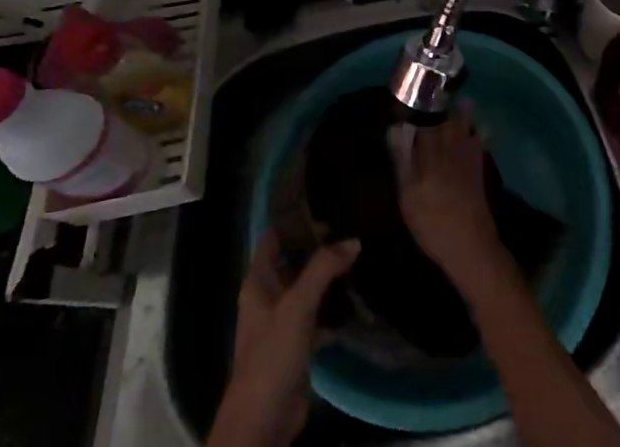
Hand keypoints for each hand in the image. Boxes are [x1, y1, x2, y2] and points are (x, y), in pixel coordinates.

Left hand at [207, 229, 359, 446]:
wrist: (263, 419)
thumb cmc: (271, 355)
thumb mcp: (297, 306)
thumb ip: (323, 270)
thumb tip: (353, 239)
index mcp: (258, 282)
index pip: (273, 238)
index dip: (292, 218)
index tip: (322, 199)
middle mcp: (269, 296)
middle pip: (294, 261)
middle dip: (318, 245)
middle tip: (351, 223)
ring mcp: (284, 321)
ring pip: (308, 288)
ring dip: (329, 275)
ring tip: (361, 252)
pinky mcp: (299, 343)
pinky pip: (319, 315)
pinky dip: (335, 306)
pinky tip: (360, 297)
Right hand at [392, 107, 510, 288]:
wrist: (470, 247)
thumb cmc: (432, 226)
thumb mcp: (408, 198)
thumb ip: (402, 161)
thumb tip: (396, 129)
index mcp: (429, 158)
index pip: (423, 124)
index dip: (418, 107)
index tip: (413, 93)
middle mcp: (450, 152)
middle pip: (445, 122)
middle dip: (441, 105)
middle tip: (437, 90)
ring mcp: (467, 160)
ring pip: (464, 129)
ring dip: (462, 113)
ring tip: (460, 100)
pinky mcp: (478, 171)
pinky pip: (479, 144)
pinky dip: (480, 132)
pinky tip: (480, 127)